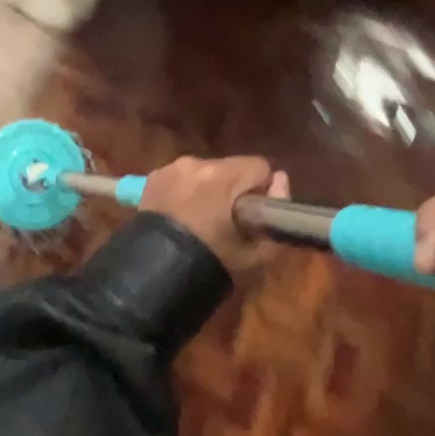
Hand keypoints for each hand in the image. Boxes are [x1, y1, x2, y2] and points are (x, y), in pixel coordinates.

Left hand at [139, 156, 288, 272]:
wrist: (160, 272)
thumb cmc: (215, 260)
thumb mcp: (258, 247)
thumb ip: (278, 209)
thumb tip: (280, 180)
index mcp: (222, 176)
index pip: (260, 166)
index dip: (263, 188)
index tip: (255, 209)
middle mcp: (195, 163)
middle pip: (230, 167)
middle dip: (234, 187)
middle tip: (228, 216)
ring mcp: (171, 168)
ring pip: (204, 170)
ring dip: (209, 187)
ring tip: (202, 216)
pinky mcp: (154, 176)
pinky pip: (181, 176)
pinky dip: (185, 190)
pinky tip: (182, 213)